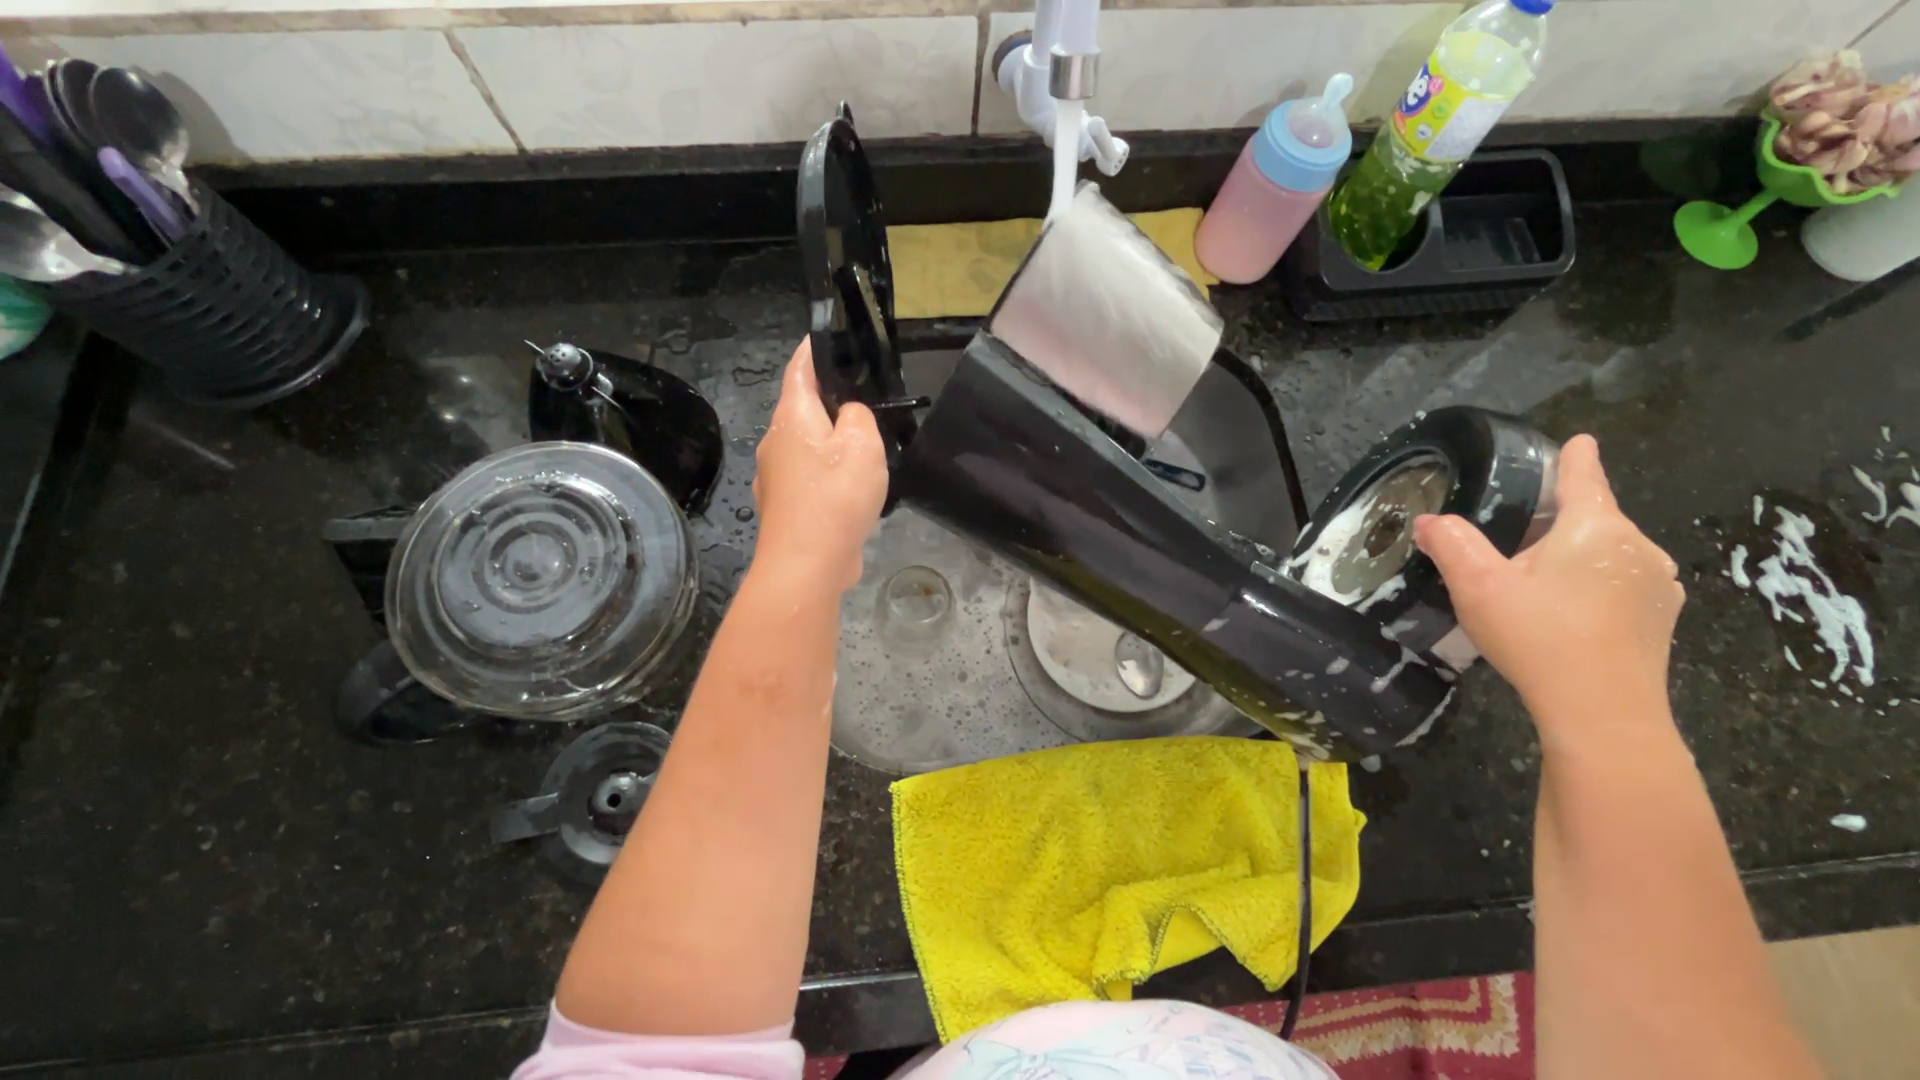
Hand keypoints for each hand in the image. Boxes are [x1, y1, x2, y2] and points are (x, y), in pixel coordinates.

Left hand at [752, 339, 887, 592]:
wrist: (806, 564)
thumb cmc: (835, 496)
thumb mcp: (862, 444)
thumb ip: (858, 416)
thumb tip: (849, 414)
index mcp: (792, 417)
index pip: (799, 369)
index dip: (814, 350)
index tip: (832, 337)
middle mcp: (775, 441)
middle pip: (802, 408)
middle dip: (829, 400)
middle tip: (867, 399)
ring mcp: (776, 476)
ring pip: (806, 445)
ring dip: (830, 441)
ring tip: (865, 445)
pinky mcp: (785, 506)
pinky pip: (808, 476)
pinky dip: (827, 473)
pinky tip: (850, 487)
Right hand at [1414, 435, 1684, 741]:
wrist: (1603, 712)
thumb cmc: (1539, 637)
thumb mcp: (1478, 587)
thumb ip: (1452, 544)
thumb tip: (1428, 521)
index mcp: (1595, 526)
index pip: (1584, 476)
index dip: (1576, 457)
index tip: (1580, 440)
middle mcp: (1637, 545)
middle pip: (1595, 517)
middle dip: (1563, 520)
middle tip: (1522, 537)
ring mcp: (1659, 583)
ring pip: (1610, 552)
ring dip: (1580, 555)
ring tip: (1542, 579)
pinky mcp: (1661, 617)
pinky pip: (1624, 582)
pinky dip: (1598, 583)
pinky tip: (1572, 611)